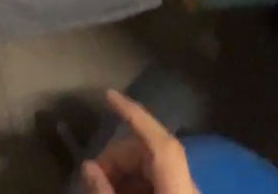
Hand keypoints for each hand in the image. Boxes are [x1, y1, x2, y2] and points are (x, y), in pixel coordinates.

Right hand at [79, 91, 198, 193]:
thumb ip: (104, 191)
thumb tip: (88, 166)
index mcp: (178, 187)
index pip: (160, 142)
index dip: (135, 115)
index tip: (109, 94)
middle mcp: (189, 186)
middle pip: (151, 153)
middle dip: (119, 157)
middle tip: (94, 175)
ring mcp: (188, 193)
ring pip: (153, 167)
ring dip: (125, 171)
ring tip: (103, 185)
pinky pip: (160, 181)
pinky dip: (137, 183)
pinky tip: (120, 191)